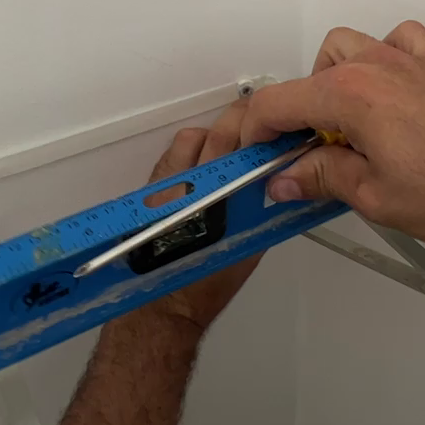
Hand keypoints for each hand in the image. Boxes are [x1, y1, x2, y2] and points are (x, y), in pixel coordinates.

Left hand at [128, 100, 262, 334]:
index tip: (272, 124)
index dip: (253, 128)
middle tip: (257, 122)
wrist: (164, 304)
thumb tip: (272, 180)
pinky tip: (206, 166)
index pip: (235, 144)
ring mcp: (166, 183)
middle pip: (215, 134)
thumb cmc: (207, 284)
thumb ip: (259, 209)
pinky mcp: (152, 188)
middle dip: (238, 121)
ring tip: (230, 148)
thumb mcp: (247, 247)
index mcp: (215, 196)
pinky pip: (174, 156)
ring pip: (190, 139)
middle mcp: (187, 184)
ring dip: (212, 136)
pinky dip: (191, 152)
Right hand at [241, 21, 424, 252]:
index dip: (254, 128)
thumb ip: (321, 178)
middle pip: (312, 72)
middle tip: (303, 149)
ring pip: (352, 46)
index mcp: (349, 93)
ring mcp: (412, 60)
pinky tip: (392, 88)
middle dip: (299, 108)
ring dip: (335, 76)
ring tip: (344, 121)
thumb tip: (289, 178)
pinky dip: (387, 56)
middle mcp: (377, 65)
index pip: (278, 102)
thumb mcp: (374, 196)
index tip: (250, 149)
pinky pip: (402, 41)